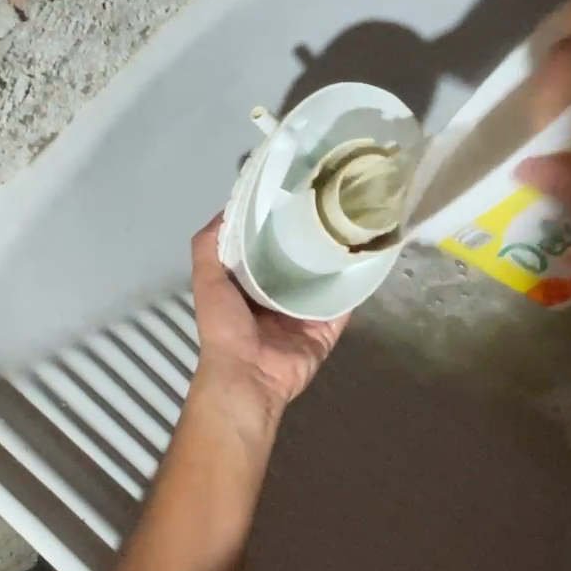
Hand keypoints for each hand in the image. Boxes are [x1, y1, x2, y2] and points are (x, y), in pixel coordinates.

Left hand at [188, 217, 346, 415]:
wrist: (249, 375)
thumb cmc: (224, 327)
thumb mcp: (206, 280)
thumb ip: (208, 246)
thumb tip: (228, 209)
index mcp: (248, 287)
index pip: (265, 249)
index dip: (273, 225)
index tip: (290, 195)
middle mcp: (277, 298)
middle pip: (297, 262)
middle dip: (308, 239)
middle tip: (328, 205)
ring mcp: (304, 314)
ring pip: (323, 280)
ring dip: (334, 258)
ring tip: (352, 223)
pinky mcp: (326, 328)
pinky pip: (343, 303)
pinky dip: (354, 285)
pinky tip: (365, 258)